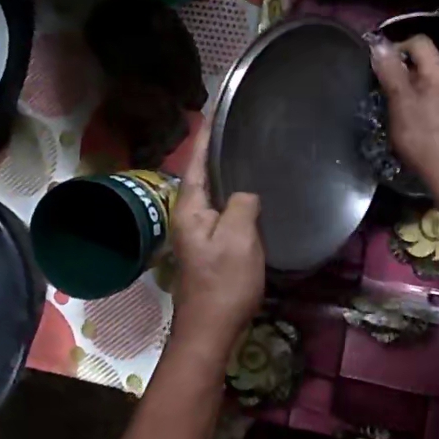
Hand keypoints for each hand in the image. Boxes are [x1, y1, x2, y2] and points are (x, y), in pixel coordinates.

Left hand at [168, 118, 264, 365]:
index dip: (205, 136)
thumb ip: (243, 204)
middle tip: (238, 128)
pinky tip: (251, 196)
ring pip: (213, 194)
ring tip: (246, 153)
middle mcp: (188, 216)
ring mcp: (197, 233)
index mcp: (189, 208)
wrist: (211, 329)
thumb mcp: (239, 237)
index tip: (215, 110)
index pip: (196, 161)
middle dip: (216, 151)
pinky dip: (235, 198)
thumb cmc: (224, 282)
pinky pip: (223, 212)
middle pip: (202, 175)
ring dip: (226, 174)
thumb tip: (246, 195)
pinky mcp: (210, 248)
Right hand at [370, 35, 438, 188]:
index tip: (380, 66)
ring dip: (406, 85)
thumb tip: (380, 45)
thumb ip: (391, 72)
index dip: (397, 46)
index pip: (419, 42)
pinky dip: (416, 99)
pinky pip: (432, 96)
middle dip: (400, 68)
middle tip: (381, 86)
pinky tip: (407, 118)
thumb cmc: (422, 138)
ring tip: (391, 102)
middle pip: (423, 60)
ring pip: (426, 79)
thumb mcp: (401, 102)